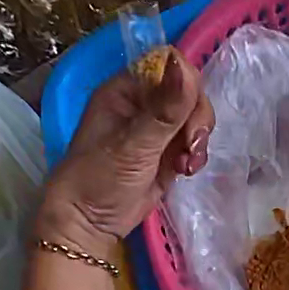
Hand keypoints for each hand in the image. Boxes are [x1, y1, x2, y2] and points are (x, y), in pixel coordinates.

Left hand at [37, 49, 213, 259]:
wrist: (89, 224)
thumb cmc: (99, 179)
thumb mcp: (134, 145)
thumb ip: (165, 109)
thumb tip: (184, 65)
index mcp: (126, 89)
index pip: (169, 65)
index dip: (186, 83)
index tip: (189, 112)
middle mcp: (142, 102)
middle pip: (189, 91)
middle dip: (197, 118)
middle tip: (191, 145)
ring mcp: (157, 128)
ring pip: (195, 117)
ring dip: (199, 139)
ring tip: (186, 164)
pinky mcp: (167, 151)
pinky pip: (193, 141)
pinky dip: (196, 154)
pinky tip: (186, 171)